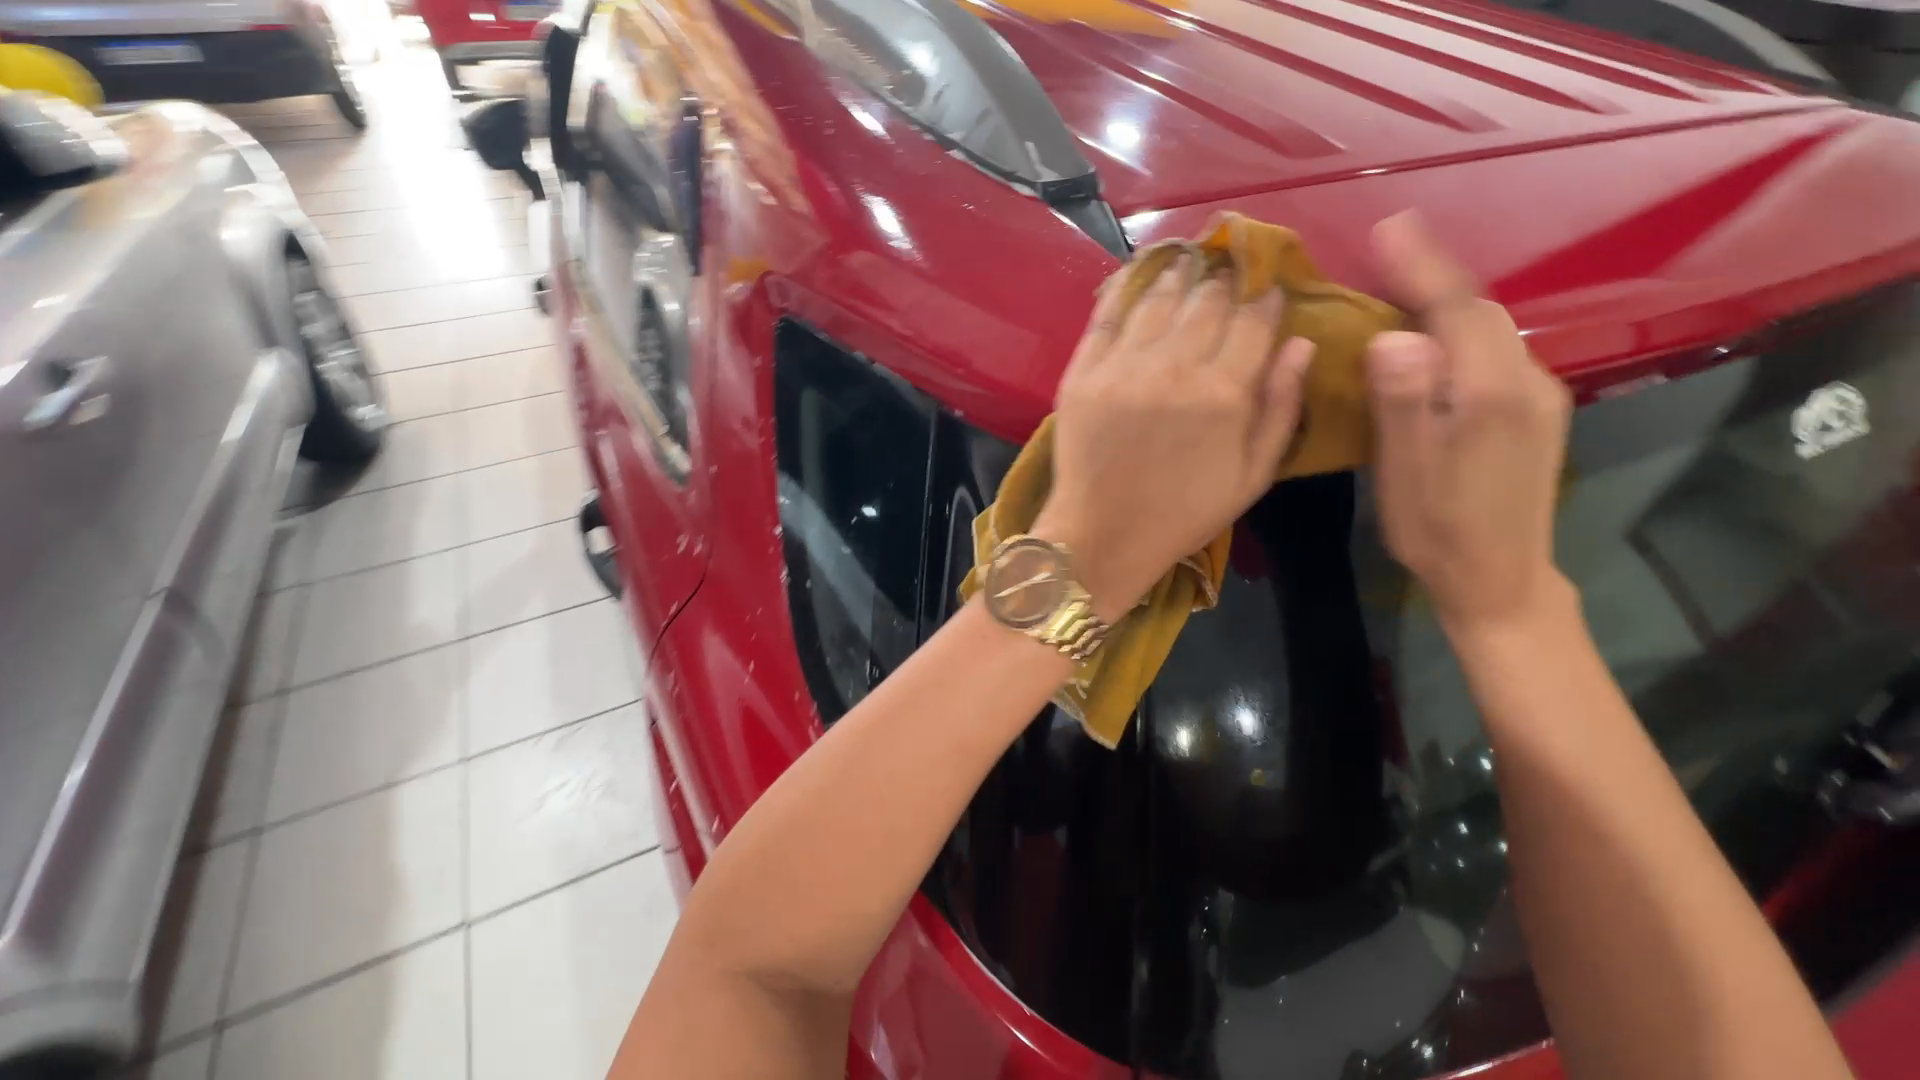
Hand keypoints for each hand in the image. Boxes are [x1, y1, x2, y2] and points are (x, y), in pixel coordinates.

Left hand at [1035, 255, 1314, 618]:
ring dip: (1181, 276)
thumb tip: (1301, 344)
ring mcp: (1123, 367)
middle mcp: (1174, 368)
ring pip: (1159, 298)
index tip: (1269, 289)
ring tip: (1191, 264)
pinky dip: (1127, 288)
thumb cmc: (1183, 514)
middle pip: (1207, 301)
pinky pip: (1107, 315)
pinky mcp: (1083, 372)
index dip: (1265, 298)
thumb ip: (1280, 408)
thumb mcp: (1251, 476)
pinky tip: (1140, 274)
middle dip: (1225, 281)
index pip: (1253, 321)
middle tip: (1230, 273)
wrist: (1102, 537)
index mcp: (1223, 394)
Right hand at [1365, 212, 1573, 634]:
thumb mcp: (1407, 472)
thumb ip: (1404, 402)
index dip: (1421, 265)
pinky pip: (1495, 352)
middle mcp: (1526, 382)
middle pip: (1478, 311)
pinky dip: (1462, 330)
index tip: (1389, 226)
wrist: (1502, 582)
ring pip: (1490, 329)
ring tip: (1403, 285)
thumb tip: (1394, 337)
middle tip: (1386, 249)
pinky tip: (1436, 339)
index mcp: (1489, 393)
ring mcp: (1539, 397)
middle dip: (1433, 275)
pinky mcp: (1538, 413)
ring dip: (1447, 301)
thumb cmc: (1439, 531)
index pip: (1455, 309)